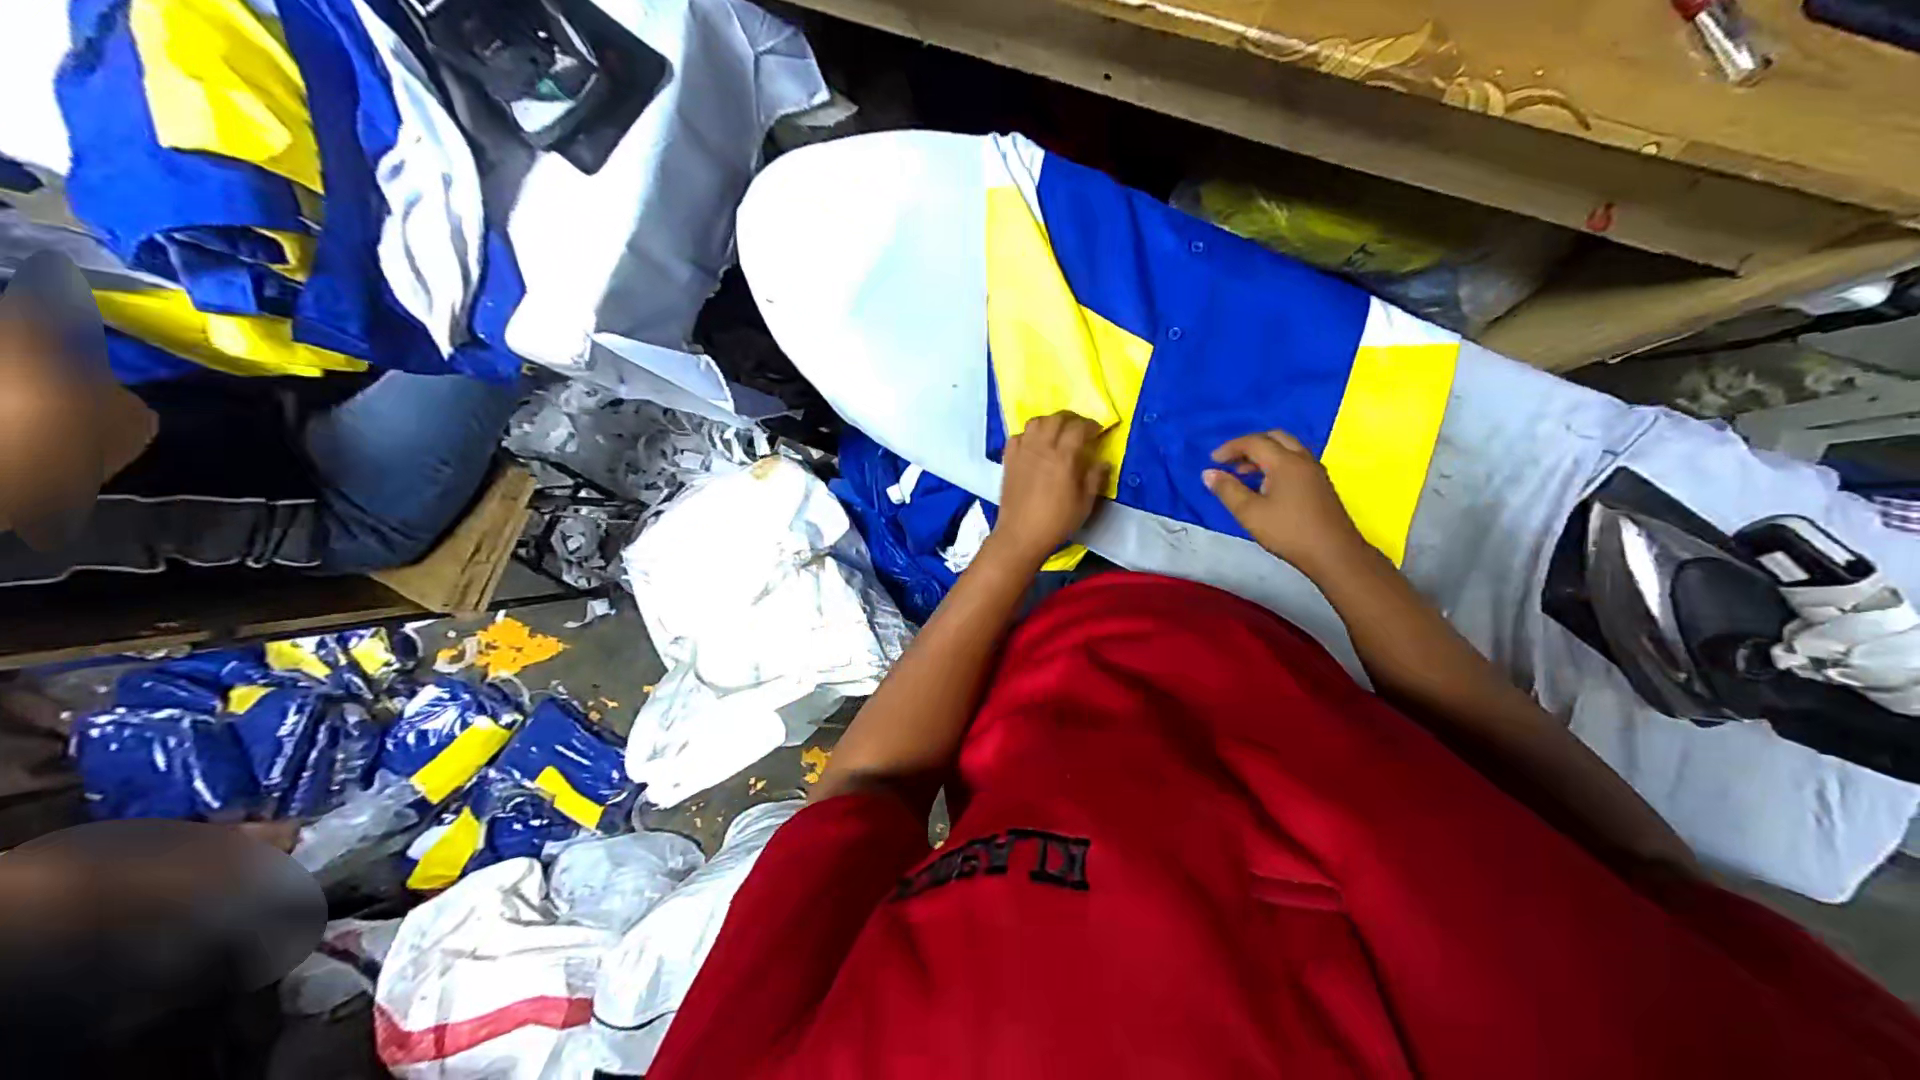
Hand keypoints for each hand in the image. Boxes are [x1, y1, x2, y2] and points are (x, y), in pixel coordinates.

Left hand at [989, 411, 1109, 565]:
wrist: (1021, 534)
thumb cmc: (1057, 521)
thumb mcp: (1085, 503)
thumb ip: (1095, 478)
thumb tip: (1103, 462)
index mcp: (1063, 456)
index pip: (1079, 427)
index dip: (1091, 425)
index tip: (1097, 431)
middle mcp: (1041, 447)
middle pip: (1056, 418)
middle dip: (1071, 419)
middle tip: (1079, 428)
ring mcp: (1022, 451)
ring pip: (1035, 422)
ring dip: (1049, 422)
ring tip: (1056, 432)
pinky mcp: (1008, 459)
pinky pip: (1017, 436)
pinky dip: (1028, 435)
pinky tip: (1034, 445)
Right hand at [1203, 430, 1366, 573]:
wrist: (1333, 553)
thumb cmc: (1288, 532)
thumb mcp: (1249, 513)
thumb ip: (1227, 490)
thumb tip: (1208, 473)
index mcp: (1285, 462)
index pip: (1254, 442)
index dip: (1231, 447)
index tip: (1213, 460)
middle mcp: (1303, 460)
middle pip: (1274, 438)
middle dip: (1249, 445)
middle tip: (1230, 461)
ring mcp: (1315, 471)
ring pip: (1287, 448)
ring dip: (1263, 454)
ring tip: (1243, 474)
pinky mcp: (1320, 484)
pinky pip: (1295, 461)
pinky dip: (1276, 463)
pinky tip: (1266, 485)